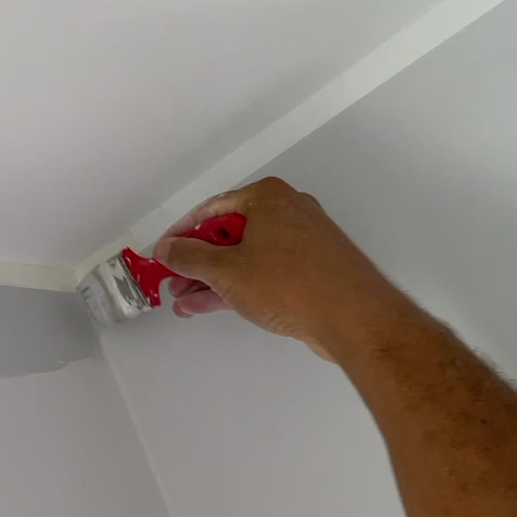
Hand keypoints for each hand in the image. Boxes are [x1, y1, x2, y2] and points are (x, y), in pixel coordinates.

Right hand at [153, 177, 411, 361]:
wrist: (356, 319)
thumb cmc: (289, 284)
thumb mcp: (226, 270)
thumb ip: (188, 257)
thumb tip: (166, 249)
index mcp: (267, 197)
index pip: (209, 210)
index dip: (180, 235)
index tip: (161, 255)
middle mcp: (287, 211)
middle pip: (227, 234)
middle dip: (196, 262)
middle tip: (171, 282)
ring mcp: (302, 241)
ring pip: (244, 256)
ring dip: (212, 279)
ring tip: (184, 301)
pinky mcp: (312, 269)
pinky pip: (264, 271)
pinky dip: (238, 286)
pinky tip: (210, 305)